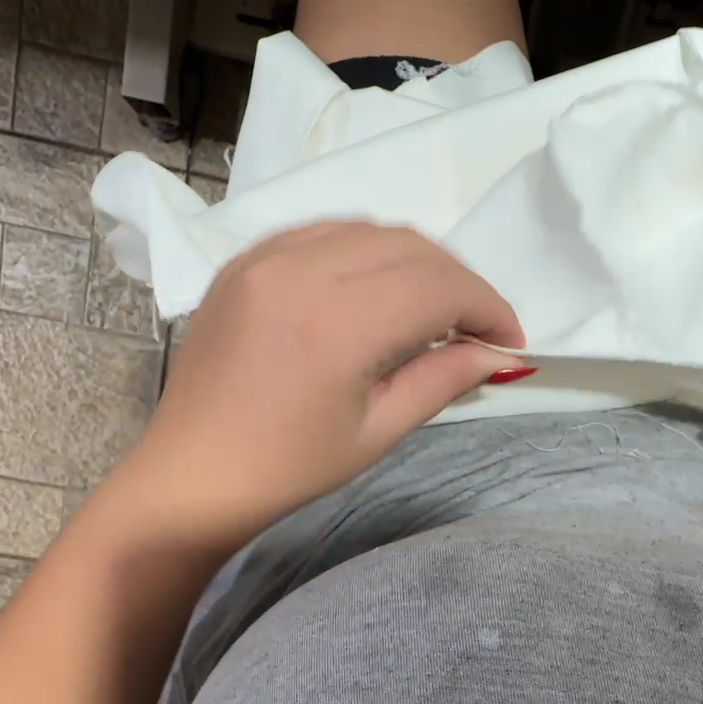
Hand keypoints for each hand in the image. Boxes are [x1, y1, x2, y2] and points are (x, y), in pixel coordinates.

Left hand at [122, 223, 526, 547]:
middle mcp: (300, 270)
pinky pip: (324, 232)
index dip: (487, 309)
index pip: (438, 287)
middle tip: (476, 330)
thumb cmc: (288, 470)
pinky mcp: (244, 259)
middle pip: (411, 247)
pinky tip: (375, 288)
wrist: (193, 473)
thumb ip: (442, 381)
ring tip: (432, 309)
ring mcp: (265, 257)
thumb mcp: (376, 433)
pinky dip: (365, 251)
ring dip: (416, 262)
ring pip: (370, 230)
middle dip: (459, 284)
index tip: (509, 343)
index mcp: (336, 325)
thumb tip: (498, 355)